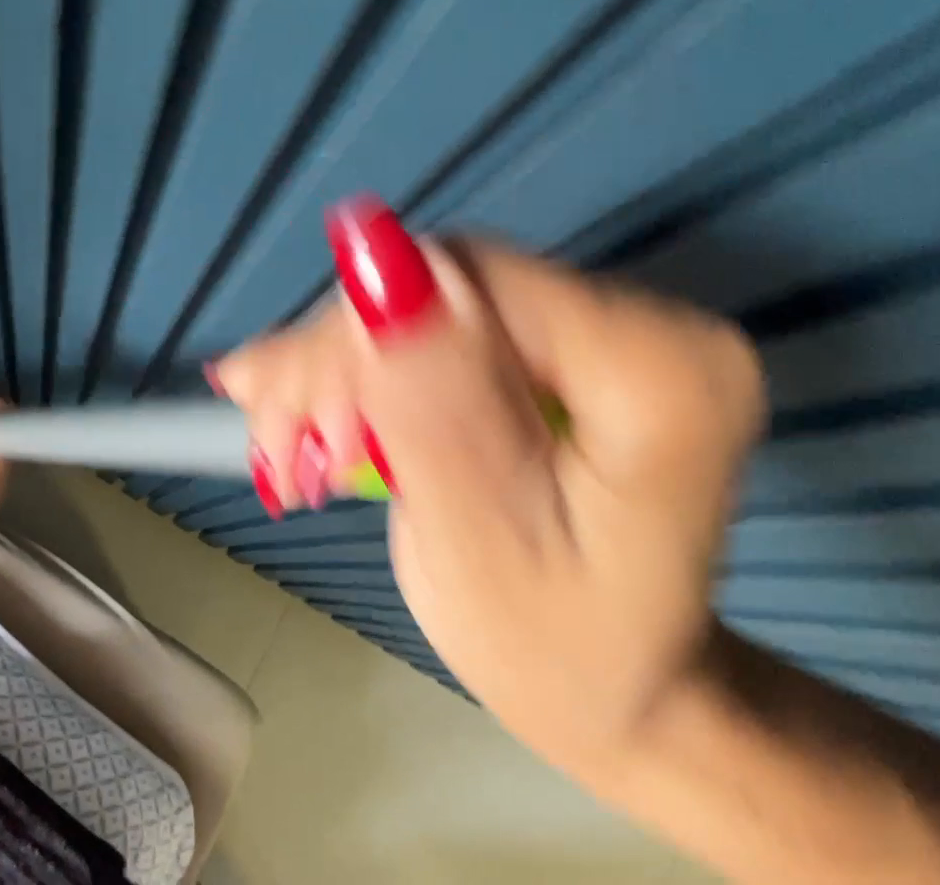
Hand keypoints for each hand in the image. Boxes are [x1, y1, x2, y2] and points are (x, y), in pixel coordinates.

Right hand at [209, 197, 765, 772]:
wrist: (609, 679)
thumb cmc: (550, 645)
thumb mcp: (481, 541)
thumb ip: (436, 402)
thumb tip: (379, 261)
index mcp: (657, 370)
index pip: (468, 284)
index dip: (362, 337)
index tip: (305, 431)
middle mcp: (641, 322)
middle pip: (438, 288)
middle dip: (338, 361)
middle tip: (281, 449)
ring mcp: (594, 330)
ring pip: (417, 301)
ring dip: (331, 370)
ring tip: (283, 446)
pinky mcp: (548, 346)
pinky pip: (427, 326)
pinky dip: (354, 371)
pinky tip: (303, 413)